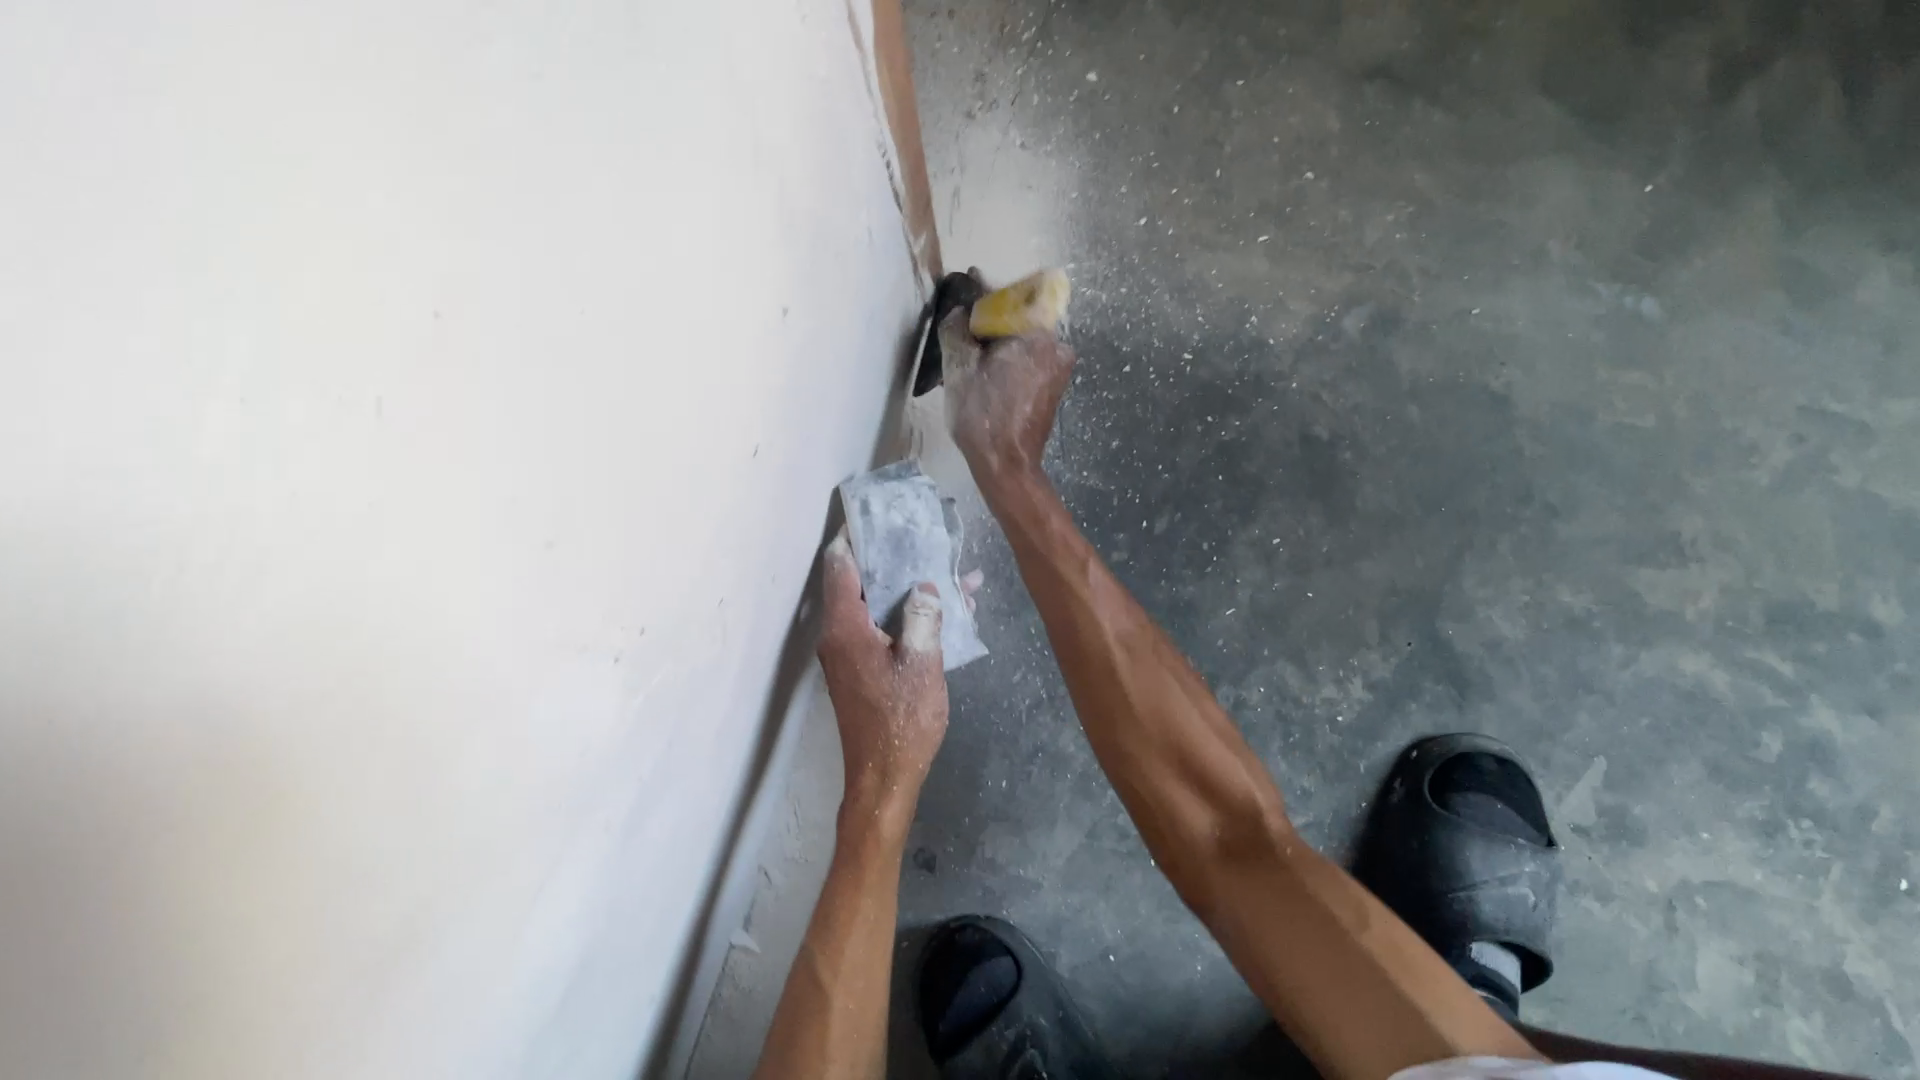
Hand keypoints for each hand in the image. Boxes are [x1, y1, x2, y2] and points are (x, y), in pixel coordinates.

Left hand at [817, 528, 949, 828]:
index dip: (854, 536)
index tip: (874, 513)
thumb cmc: (903, 721)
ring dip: (910, 592)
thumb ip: (924, 617)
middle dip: (894, 559)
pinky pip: (884, 631)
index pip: (840, 565)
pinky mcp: (863, 670)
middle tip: (924, 536)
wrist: (885, 778)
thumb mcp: (923, 664)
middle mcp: (840, 636)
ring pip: (878, 608)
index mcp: (846, 628)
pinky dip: (910, 619)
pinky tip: (948, 614)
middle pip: (860, 582)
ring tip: (954, 575)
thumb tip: (924, 588)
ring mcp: (850, 654)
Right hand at [939, 306, 1076, 495]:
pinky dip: (1009, 358)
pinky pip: (1029, 358)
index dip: (987, 289)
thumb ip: (957, 329)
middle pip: (1020, 317)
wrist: (1007, 464)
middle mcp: (1057, 345)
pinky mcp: (1054, 385)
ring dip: (1000, 340)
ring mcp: (1059, 367)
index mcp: (1037, 334)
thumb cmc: (983, 416)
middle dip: (993, 319)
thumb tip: (960, 311)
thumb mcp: (959, 369)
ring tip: (971, 349)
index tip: (970, 278)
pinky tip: (987, 368)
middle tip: (965, 324)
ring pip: (1024, 340)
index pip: (1012, 295)